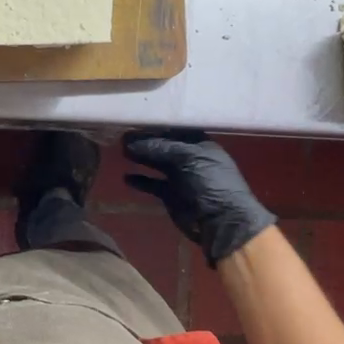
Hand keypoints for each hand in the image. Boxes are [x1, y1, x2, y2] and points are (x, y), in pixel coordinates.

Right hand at [123, 130, 275, 265]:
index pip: (175, 130)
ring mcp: (181, 178)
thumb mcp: (187, 158)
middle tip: (123, 136)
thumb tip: (131, 142)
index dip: (156, 127)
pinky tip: (127, 177)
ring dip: (141, 158)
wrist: (221, 222)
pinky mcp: (172, 195)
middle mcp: (190, 158)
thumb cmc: (210, 183)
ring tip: (123, 151)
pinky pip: (153, 184)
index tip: (135, 122)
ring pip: (157, 163)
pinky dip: (141, 181)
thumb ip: (159, 148)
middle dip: (145, 141)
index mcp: (200, 145)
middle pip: (163, 146)